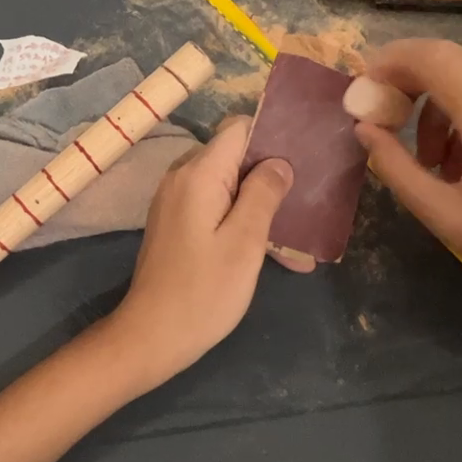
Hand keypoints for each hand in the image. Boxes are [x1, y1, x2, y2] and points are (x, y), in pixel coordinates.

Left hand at [105, 116, 292, 387]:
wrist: (153, 332)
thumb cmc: (204, 290)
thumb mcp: (244, 242)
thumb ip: (262, 194)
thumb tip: (279, 160)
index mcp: (197, 174)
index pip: (236, 128)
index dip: (271, 136)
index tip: (304, 155)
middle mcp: (181, 176)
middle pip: (232, 155)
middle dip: (270, 173)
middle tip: (308, 200)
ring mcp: (175, 199)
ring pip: (226, 184)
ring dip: (260, 203)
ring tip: (298, 236)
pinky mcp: (175, 221)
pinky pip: (214, 205)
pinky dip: (241, 219)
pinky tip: (273, 251)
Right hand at [352, 38, 461, 325]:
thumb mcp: (444, 215)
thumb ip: (395, 166)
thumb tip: (364, 129)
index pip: (436, 60)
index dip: (391, 62)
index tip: (365, 88)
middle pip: (453, 59)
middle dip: (407, 77)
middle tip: (382, 111)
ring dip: (435, 103)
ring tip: (426, 157)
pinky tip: (460, 161)